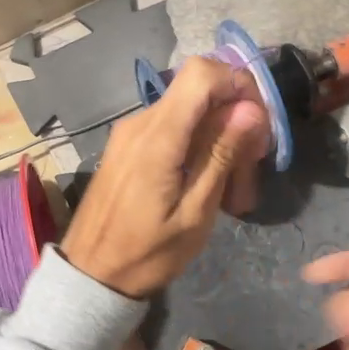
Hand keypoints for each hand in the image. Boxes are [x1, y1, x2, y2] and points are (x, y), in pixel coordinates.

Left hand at [63, 58, 269, 297]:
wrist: (90, 276)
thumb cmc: (146, 254)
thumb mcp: (194, 213)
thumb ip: (220, 156)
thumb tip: (250, 109)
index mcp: (158, 136)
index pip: (201, 73)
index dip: (237, 85)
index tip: (258, 124)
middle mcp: (140, 123)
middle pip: (199, 91)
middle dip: (234, 118)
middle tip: (251, 167)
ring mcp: (130, 133)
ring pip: (188, 111)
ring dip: (218, 137)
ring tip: (232, 187)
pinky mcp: (127, 146)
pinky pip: (171, 128)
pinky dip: (196, 145)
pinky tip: (206, 184)